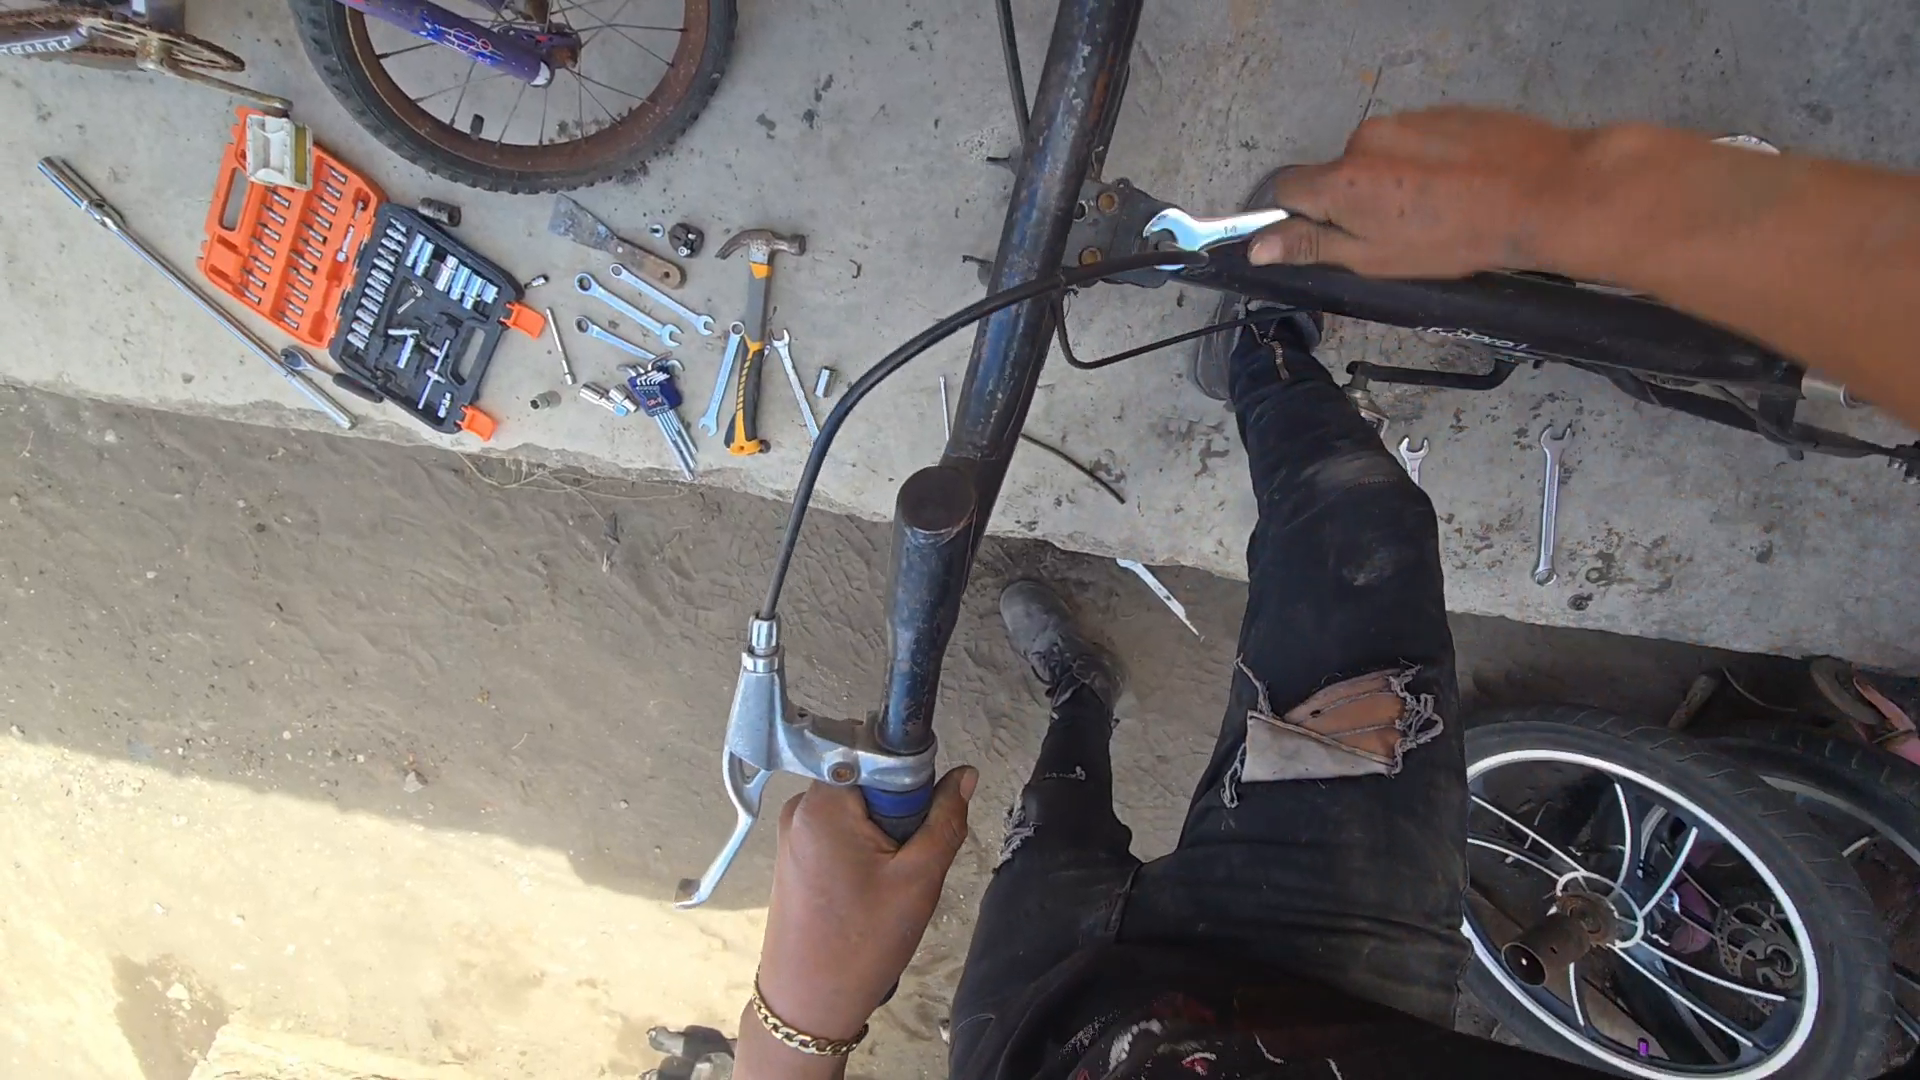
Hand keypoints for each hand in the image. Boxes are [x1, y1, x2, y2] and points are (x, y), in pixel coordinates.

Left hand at [755, 767, 977, 1041]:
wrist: (807, 1007)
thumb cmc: (862, 942)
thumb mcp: (919, 880)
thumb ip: (945, 819)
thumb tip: (966, 774)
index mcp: (822, 803)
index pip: (875, 752)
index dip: (907, 775)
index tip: (920, 811)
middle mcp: (800, 806)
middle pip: (866, 777)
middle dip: (896, 806)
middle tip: (907, 854)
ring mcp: (793, 830)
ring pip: (855, 803)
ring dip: (881, 828)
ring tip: (888, 876)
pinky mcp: (794, 852)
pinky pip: (839, 826)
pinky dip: (862, 844)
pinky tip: (868, 884)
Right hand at [1248, 107, 1605, 277]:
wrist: (1543, 192)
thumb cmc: (1454, 237)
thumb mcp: (1370, 258)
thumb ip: (1310, 246)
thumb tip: (1256, 247)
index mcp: (1340, 181)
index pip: (1285, 191)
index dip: (1294, 217)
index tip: (1318, 235)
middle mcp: (1364, 140)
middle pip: (1331, 174)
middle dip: (1347, 202)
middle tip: (1385, 232)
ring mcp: (1405, 120)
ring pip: (1371, 158)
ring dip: (1384, 183)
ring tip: (1425, 210)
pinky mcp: (1441, 111)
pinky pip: (1408, 141)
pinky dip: (1416, 165)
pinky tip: (1448, 187)